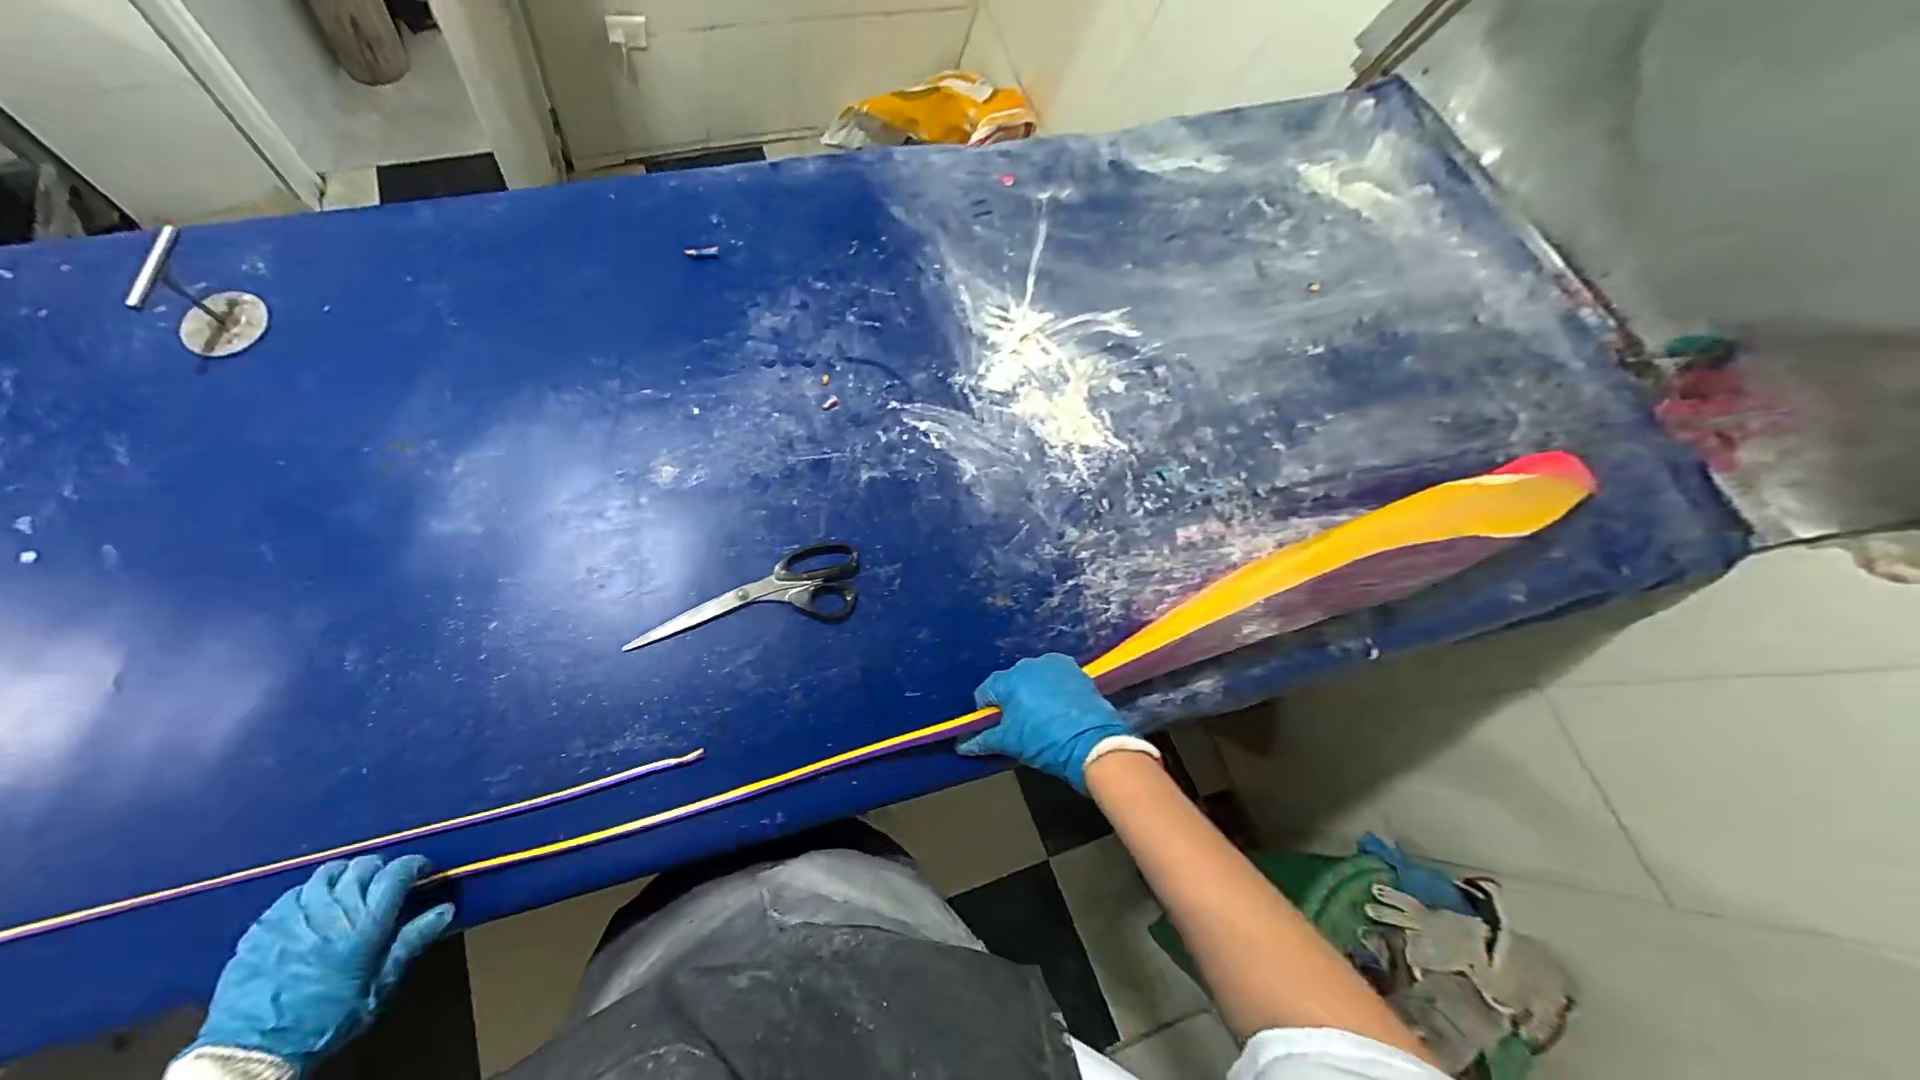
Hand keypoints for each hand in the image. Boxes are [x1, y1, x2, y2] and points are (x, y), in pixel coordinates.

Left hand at [192, 855, 454, 1072]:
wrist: (253, 1050)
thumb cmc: (326, 1019)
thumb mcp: (379, 986)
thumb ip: (411, 942)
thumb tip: (446, 909)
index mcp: (365, 924)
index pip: (398, 872)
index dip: (416, 865)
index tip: (424, 872)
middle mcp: (333, 909)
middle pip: (364, 865)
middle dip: (381, 869)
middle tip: (386, 885)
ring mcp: (294, 914)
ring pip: (328, 872)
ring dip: (346, 875)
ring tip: (349, 890)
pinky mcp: (264, 925)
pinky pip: (294, 892)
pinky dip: (311, 892)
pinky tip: (313, 908)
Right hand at [958, 653, 1129, 791]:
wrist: (1093, 743)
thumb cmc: (1044, 741)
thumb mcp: (1010, 743)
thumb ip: (983, 740)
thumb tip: (962, 745)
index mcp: (1009, 679)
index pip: (985, 692)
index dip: (987, 712)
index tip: (997, 729)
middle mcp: (1030, 665)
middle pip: (1011, 683)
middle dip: (1012, 701)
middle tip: (1021, 726)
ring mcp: (1056, 665)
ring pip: (1035, 679)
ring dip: (1034, 694)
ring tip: (1043, 719)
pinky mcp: (1078, 671)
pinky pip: (1057, 679)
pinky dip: (1055, 691)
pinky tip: (1061, 711)